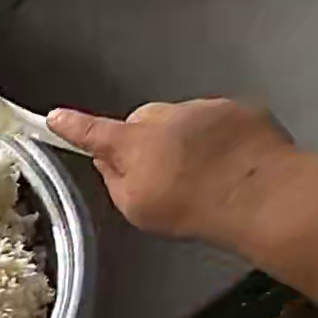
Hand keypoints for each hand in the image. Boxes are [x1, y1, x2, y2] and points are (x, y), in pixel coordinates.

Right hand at [46, 99, 299, 246]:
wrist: (263, 196)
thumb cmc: (190, 208)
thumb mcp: (134, 206)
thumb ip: (114, 178)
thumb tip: (106, 159)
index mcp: (133, 143)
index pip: (92, 131)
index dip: (72, 126)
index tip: (55, 117)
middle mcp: (166, 116)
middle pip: (140, 120)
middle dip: (141, 137)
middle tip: (154, 169)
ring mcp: (205, 108)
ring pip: (178, 118)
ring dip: (179, 137)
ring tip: (197, 170)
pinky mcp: (241, 109)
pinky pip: (214, 119)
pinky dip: (213, 136)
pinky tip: (225, 161)